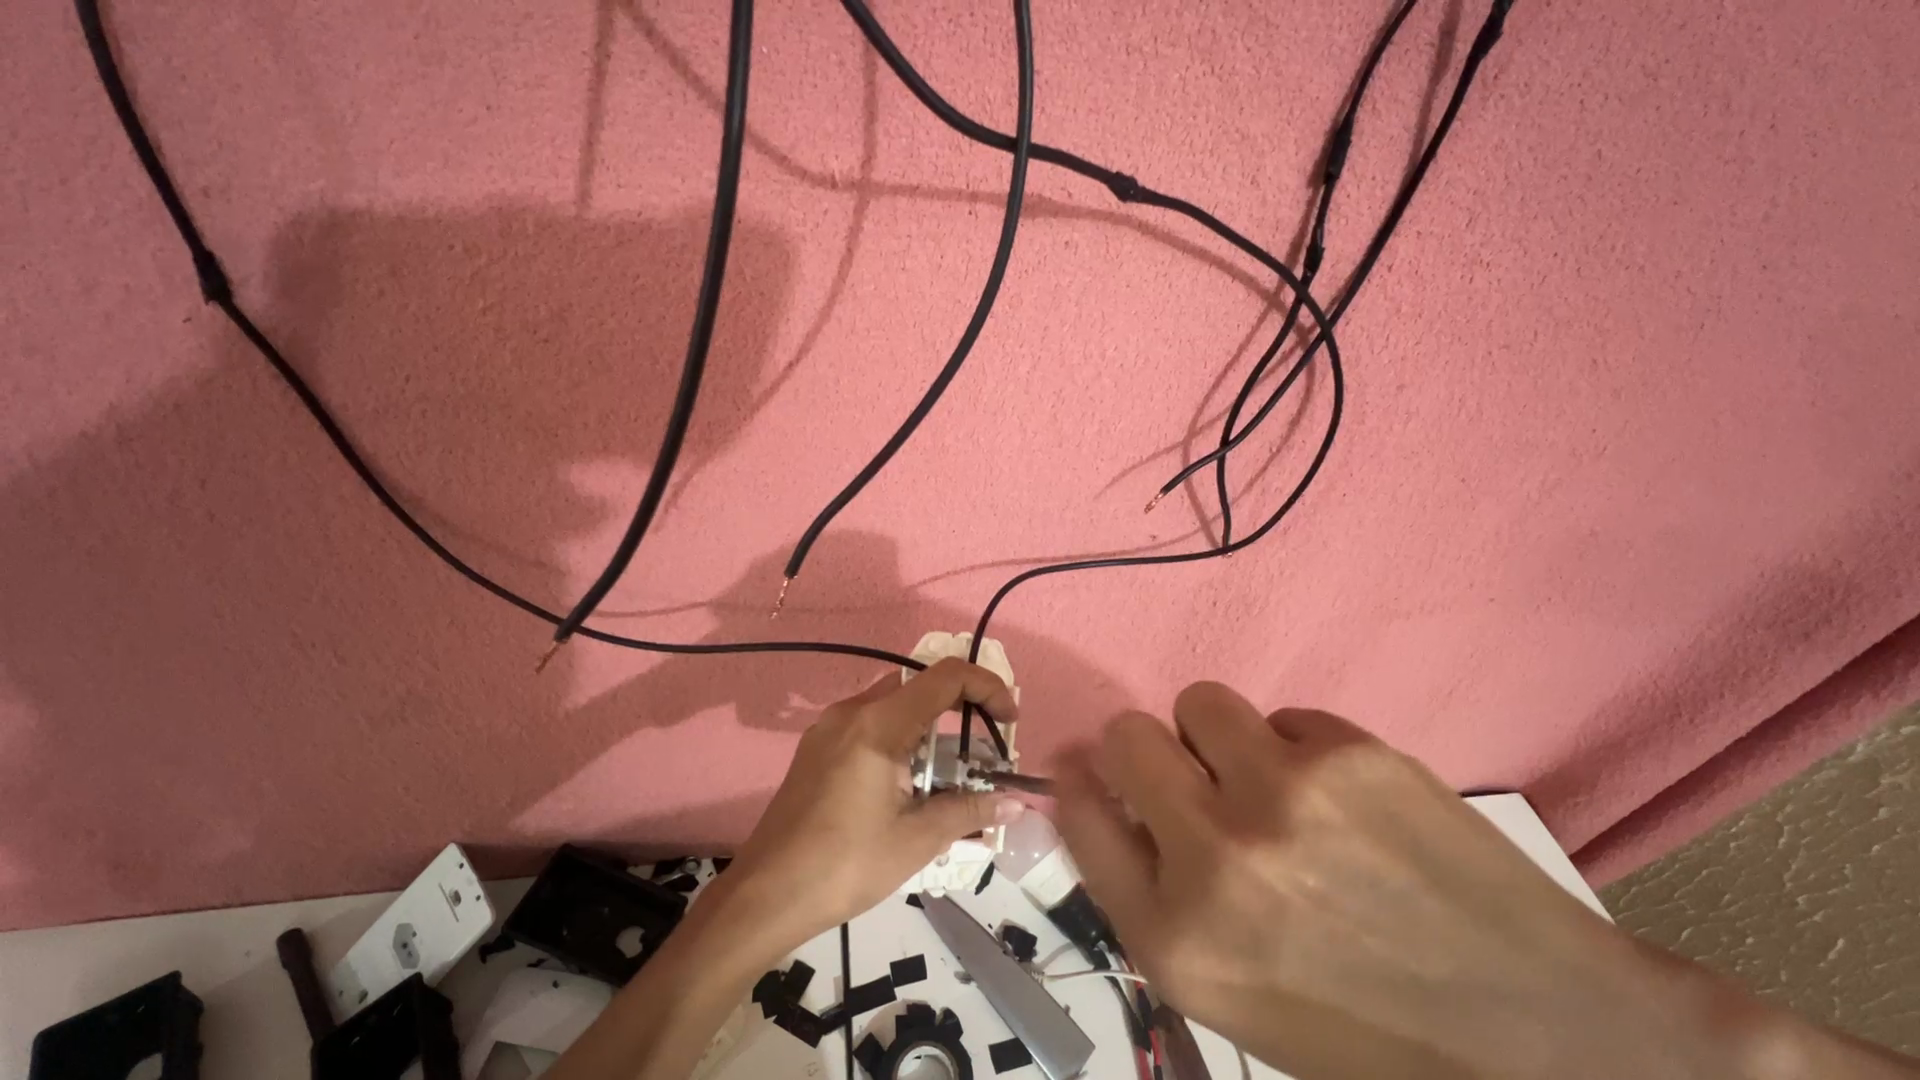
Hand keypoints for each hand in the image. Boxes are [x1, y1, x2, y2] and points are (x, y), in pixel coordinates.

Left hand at [722, 658, 1024, 952]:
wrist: (766, 895)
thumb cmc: (845, 865)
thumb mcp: (917, 840)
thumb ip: (968, 811)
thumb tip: (1014, 804)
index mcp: (877, 724)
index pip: (944, 677)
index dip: (986, 687)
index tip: (1009, 721)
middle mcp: (851, 713)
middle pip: (919, 688)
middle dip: (960, 711)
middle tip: (986, 752)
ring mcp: (828, 730)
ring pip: (893, 708)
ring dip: (930, 731)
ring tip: (953, 777)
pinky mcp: (816, 751)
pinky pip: (870, 727)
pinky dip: (901, 742)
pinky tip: (912, 787)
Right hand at [1053, 683, 1660, 1079]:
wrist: (1537, 1031)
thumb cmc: (1360, 1029)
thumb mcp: (1225, 992)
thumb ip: (1154, 897)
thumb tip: (1111, 801)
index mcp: (1176, 938)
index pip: (1082, 817)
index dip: (1079, 783)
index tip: (1088, 771)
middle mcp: (1216, 855)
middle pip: (1126, 738)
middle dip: (1142, 752)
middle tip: (1186, 778)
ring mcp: (1286, 793)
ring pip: (1201, 702)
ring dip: (1215, 738)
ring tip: (1266, 780)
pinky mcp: (1354, 753)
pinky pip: (1284, 716)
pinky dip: (1293, 749)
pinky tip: (1339, 798)